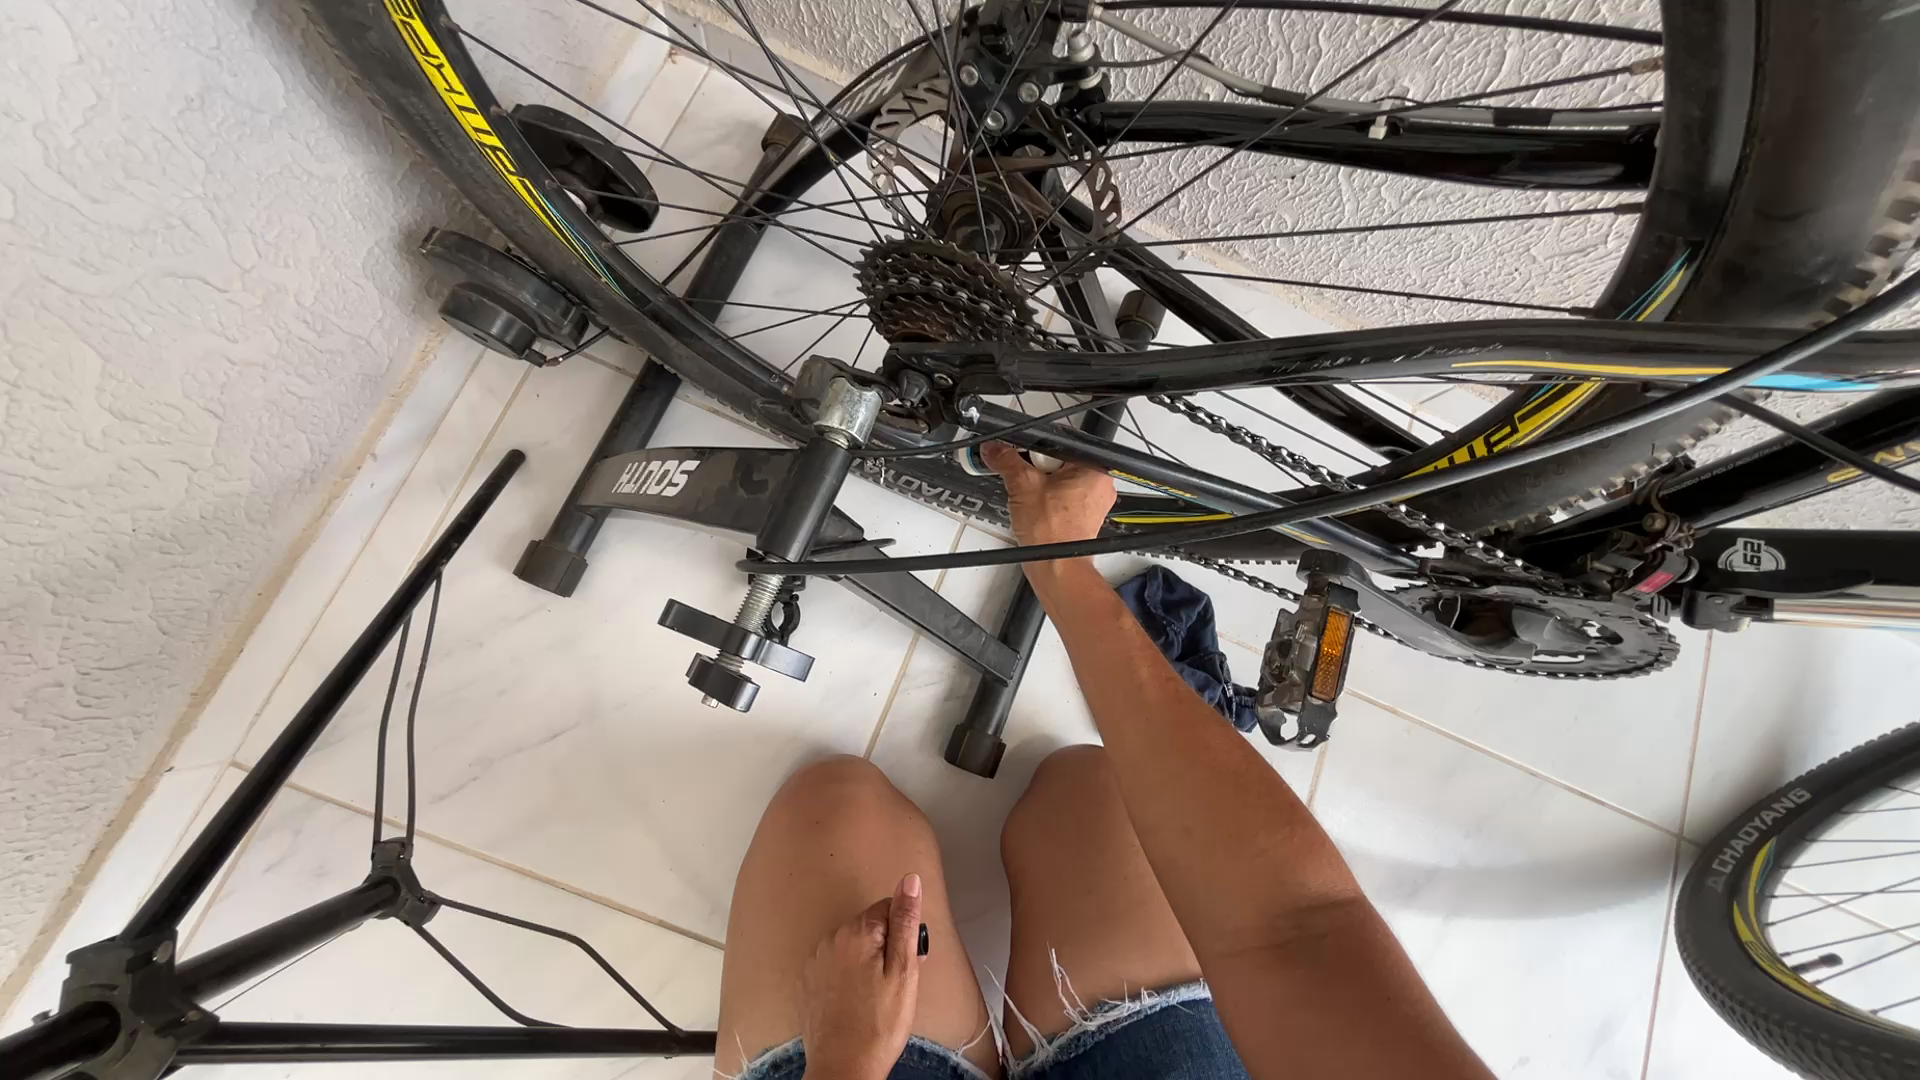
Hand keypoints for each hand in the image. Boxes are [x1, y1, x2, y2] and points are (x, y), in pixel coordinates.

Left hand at [801, 874, 925, 1079]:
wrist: (844, 1070)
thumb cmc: (879, 1025)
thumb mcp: (903, 971)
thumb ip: (905, 921)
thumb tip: (910, 880)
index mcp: (857, 931)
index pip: (888, 907)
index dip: (902, 933)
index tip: (905, 961)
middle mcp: (831, 938)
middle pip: (868, 926)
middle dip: (884, 947)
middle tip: (893, 983)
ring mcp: (815, 961)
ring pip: (851, 946)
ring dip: (864, 961)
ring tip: (873, 996)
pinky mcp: (806, 982)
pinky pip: (833, 965)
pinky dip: (845, 976)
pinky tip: (854, 1002)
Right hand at [981, 442, 1115, 547]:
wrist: (1056, 566)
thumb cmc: (1051, 533)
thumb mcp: (1022, 485)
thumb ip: (1006, 460)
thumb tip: (995, 449)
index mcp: (1094, 468)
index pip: (1059, 444)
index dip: (1033, 450)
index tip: (1020, 460)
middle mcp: (1100, 483)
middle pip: (1059, 462)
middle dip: (1037, 470)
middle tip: (1027, 484)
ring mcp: (1094, 502)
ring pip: (1060, 480)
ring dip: (1041, 486)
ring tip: (1032, 501)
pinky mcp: (1085, 516)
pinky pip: (1063, 498)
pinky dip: (1048, 501)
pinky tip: (1037, 511)